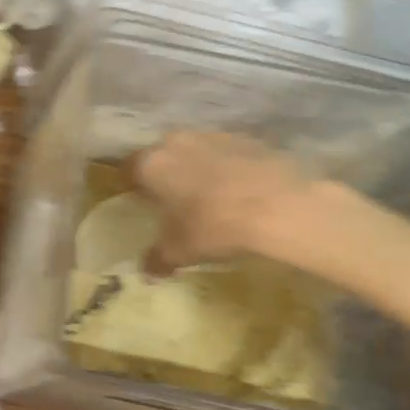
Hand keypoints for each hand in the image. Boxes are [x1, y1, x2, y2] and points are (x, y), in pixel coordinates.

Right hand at [129, 131, 318, 274]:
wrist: (281, 207)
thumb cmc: (213, 226)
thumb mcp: (178, 251)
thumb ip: (157, 259)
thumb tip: (147, 272)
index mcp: (151, 164)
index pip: (128, 169)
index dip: (133, 187)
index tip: (142, 203)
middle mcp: (177, 142)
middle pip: (163, 155)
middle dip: (167, 174)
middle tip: (176, 201)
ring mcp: (215, 136)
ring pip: (197, 151)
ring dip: (199, 168)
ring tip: (212, 197)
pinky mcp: (250, 139)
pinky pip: (229, 154)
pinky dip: (231, 168)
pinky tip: (242, 192)